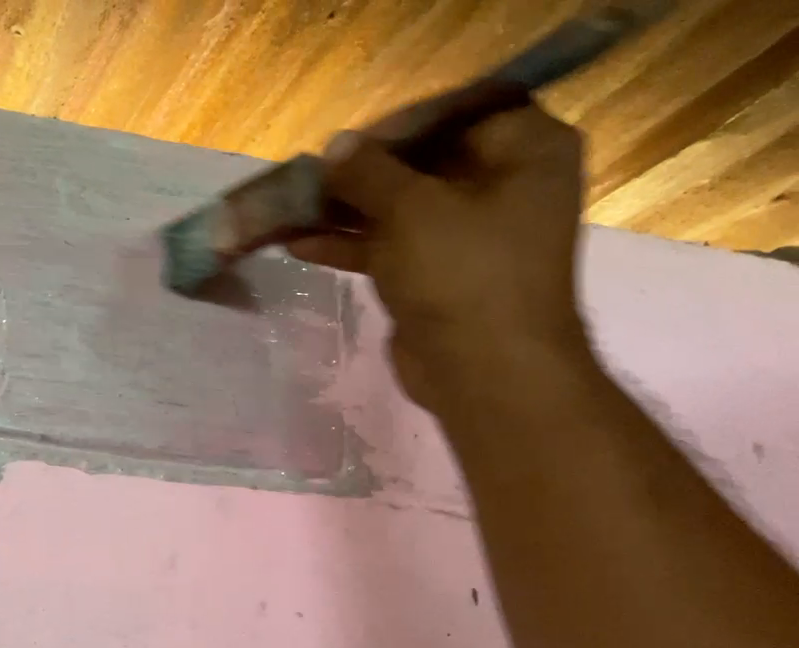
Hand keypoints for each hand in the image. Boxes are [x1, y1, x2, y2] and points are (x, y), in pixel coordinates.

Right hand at [288, 104, 593, 420]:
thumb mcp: (411, 210)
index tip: (346, 142)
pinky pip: (389, 245)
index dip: (400, 125)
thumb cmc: (463, 273)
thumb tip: (335, 146)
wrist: (484, 366)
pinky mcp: (437, 273)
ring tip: (290, 211)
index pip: (458, 113)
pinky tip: (298, 244)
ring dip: (344, 210)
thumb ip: (368, 172)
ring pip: (398, 207)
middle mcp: (504, 183)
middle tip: (310, 177)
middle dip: (360, 172)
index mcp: (525, 150)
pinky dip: (349, 244)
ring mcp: (469, 232)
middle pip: (422, 161)